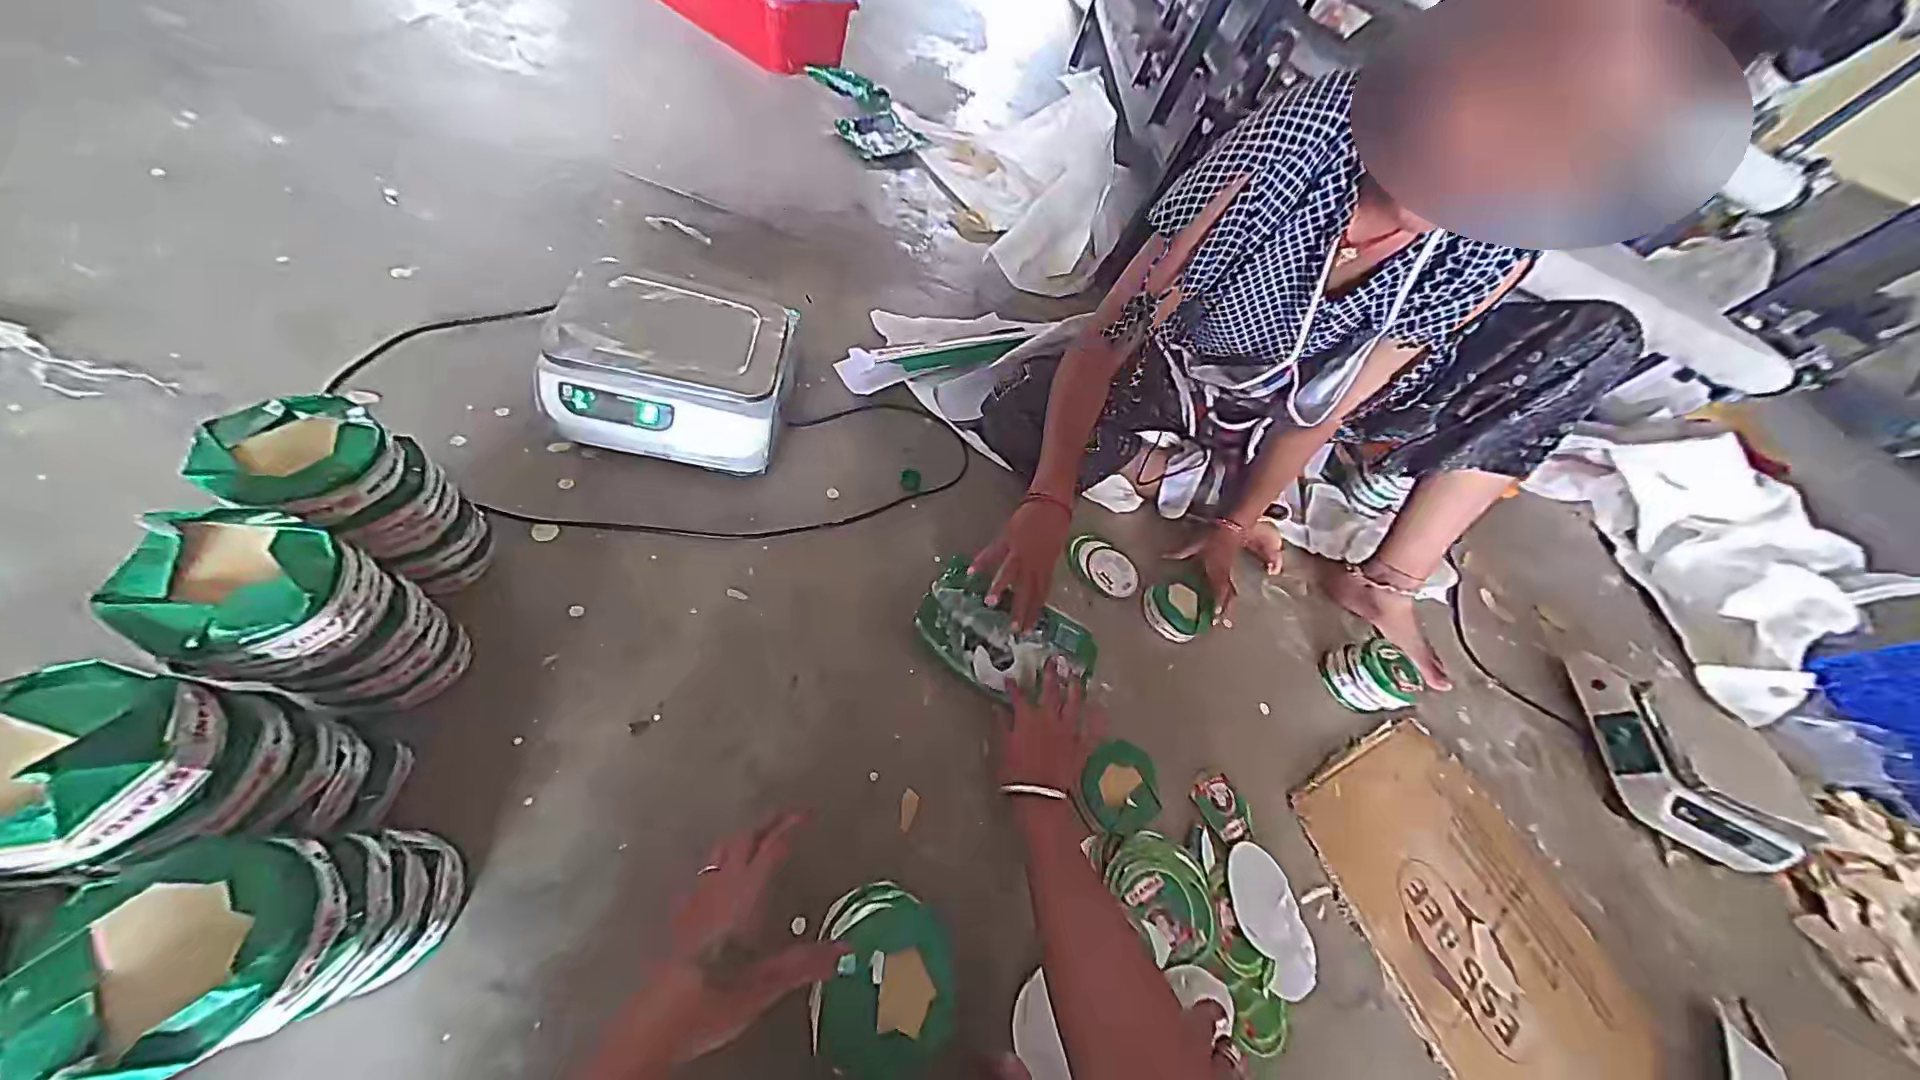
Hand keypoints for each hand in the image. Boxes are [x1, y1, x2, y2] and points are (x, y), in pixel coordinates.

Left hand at [655, 813, 847, 1063]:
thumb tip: (844, 949)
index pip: (773, 847)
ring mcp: (699, 897)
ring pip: (720, 850)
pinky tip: (720, 878)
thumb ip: (807, 962)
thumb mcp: (770, 982)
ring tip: (756, 837)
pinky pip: (703, 874)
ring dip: (741, 837)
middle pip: (744, 838)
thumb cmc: (719, 995)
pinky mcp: (682, 914)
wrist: (661, 1020)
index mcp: (748, 892)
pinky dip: (718, 864)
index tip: (807, 814)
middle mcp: (723, 886)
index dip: (791, 827)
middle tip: (786, 818)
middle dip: (767, 824)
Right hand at [971, 495, 1073, 631]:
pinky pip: (994, 553)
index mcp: (1046, 567)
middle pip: (1026, 589)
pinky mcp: (1008, 539)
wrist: (1049, 505)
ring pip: (1009, 573)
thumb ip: (1043, 567)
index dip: (1034, 612)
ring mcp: (1019, 551)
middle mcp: (1033, 562)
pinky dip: (982, 561)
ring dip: (999, 588)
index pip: (1040, 594)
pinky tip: (972, 572)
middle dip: (1019, 609)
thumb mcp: (1053, 551)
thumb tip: (1035, 583)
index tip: (1028, 629)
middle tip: (1013, 627)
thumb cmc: (1054, 527)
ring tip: (989, 602)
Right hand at [998, 658, 1099, 792]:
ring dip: (1075, 687)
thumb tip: (997, 708)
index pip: (1018, 695)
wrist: (1040, 796)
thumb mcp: (1003, 748)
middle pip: (1050, 690)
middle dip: (1051, 674)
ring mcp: (1068, 728)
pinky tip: (1100, 707)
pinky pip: (1092, 726)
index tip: (1010, 678)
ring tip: (1076, 675)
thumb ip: (1002, 725)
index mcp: (1027, 717)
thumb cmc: (1016, 774)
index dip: (1013, 685)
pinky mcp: (1081, 742)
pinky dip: (1096, 716)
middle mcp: (1049, 717)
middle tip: (1054, 659)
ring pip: (1073, 702)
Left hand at [1164, 522, 1244, 625]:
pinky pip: (1231, 584)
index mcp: (1216, 570)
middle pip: (1227, 596)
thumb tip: (1164, 556)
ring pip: (1230, 592)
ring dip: (1228, 605)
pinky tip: (1228, 600)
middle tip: (1221, 622)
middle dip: (1225, 610)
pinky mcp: (1231, 568)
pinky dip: (1228, 594)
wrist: (1233, 527)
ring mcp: (1230, 572)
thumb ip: (1180, 553)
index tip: (1214, 616)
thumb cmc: (1215, 536)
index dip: (1217, 604)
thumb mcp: (1195, 545)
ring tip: (1226, 617)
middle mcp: (1224, 574)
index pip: (1218, 590)